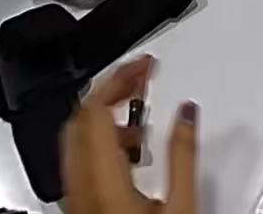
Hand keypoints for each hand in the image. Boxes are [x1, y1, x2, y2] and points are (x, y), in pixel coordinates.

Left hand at [62, 56, 197, 213]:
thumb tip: (187, 109)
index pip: (96, 106)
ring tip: (138, 104)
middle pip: (83, 115)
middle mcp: (80, 186)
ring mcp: (75, 197)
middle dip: (112, 86)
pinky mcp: (78, 207)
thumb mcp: (181, 206)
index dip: (121, 76)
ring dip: (105, 110)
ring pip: (77, 135)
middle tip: (140, 74)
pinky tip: (129, 143)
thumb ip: (183, 153)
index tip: (146, 64)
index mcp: (102, 178)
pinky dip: (100, 135)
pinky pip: (79, 157)